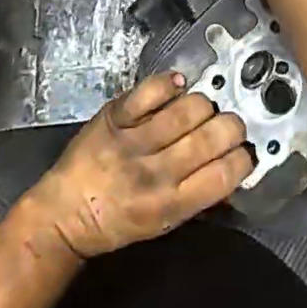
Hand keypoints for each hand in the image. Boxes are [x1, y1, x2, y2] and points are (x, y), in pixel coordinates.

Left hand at [24, 71, 252, 259]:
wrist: (62, 216)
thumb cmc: (117, 222)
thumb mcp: (165, 224)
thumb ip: (201, 196)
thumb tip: (236, 167)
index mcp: (172, 204)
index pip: (227, 172)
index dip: (244, 157)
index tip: (242, 151)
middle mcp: (156, 172)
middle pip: (216, 134)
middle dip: (232, 126)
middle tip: (225, 126)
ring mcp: (134, 141)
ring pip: (191, 107)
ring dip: (205, 105)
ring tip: (200, 110)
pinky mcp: (115, 117)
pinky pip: (153, 89)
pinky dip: (170, 83)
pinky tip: (176, 88)